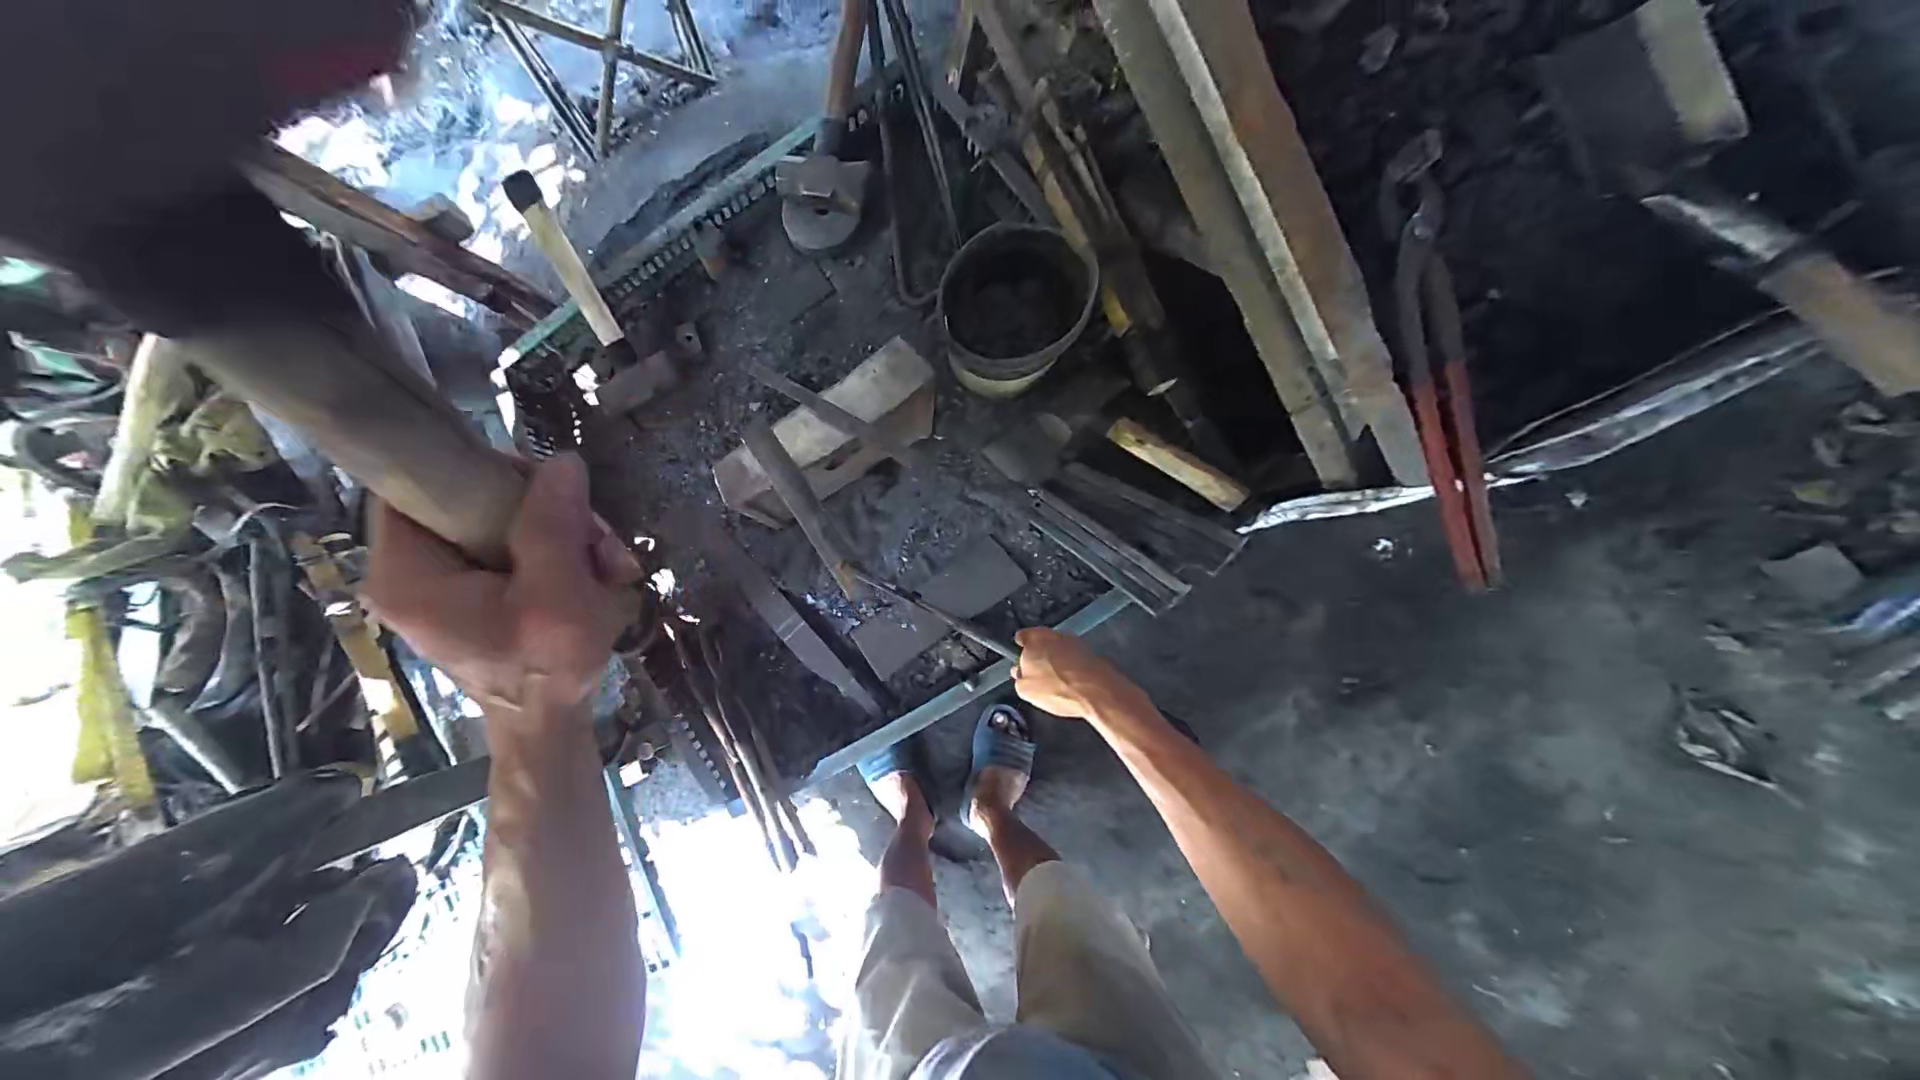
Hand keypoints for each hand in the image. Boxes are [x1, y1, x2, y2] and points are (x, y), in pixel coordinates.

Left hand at [362, 453, 641, 714]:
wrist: (552, 723)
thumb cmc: (547, 668)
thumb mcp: (558, 595)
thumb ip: (555, 527)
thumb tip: (563, 462)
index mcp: (408, 574)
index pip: (416, 487)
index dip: (478, 471)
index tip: (541, 484)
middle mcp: (416, 572)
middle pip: (475, 503)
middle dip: (548, 513)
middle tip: (598, 540)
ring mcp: (451, 583)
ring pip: (508, 524)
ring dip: (570, 537)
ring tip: (609, 567)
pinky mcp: (480, 593)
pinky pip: (520, 550)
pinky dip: (564, 557)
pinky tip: (598, 577)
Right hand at [1012, 627, 1148, 720]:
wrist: (1097, 692)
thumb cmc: (1059, 688)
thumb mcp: (1025, 690)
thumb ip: (1019, 678)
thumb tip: (1019, 675)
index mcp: (1034, 639)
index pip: (1023, 636)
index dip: (1021, 646)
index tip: (1020, 653)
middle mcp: (1055, 635)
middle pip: (1042, 643)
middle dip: (1040, 656)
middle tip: (1038, 674)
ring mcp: (1074, 642)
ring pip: (1059, 650)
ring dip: (1057, 661)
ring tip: (1057, 682)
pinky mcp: (1090, 652)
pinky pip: (1075, 659)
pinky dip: (1072, 667)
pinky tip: (1072, 684)